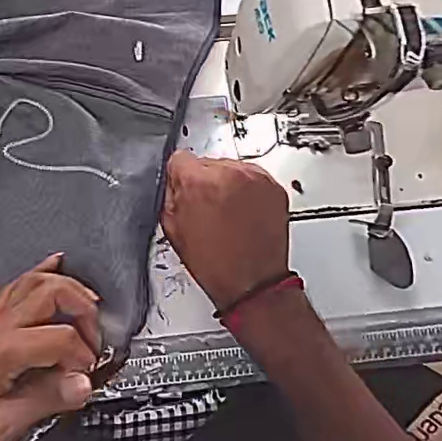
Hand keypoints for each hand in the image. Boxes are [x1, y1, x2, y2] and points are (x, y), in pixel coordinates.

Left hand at [0, 254, 100, 440]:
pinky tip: (53, 268)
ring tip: (91, 302)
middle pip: (48, 293)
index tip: (88, 381)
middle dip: (83, 309)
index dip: (82, 358)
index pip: (58, 338)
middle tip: (98, 340)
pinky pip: (15, 293)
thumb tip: (83, 384)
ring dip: (66, 287)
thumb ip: (42, 402)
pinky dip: (39, 277)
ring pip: (32, 284)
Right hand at [161, 151, 290, 309]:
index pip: (180, 158)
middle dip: (204, 181)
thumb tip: (173, 181)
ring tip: (228, 212)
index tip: (183, 187)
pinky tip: (243, 212)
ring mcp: (253, 178)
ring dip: (226, 184)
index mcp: (197, 181)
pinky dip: (247, 190)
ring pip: (230, 167)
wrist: (252, 282)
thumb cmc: (216, 263)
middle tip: (207, 207)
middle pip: (206, 162)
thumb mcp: (173, 228)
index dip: (179, 176)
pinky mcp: (272, 186)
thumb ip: (169, 196)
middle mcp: (227, 173)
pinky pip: (252, 177)